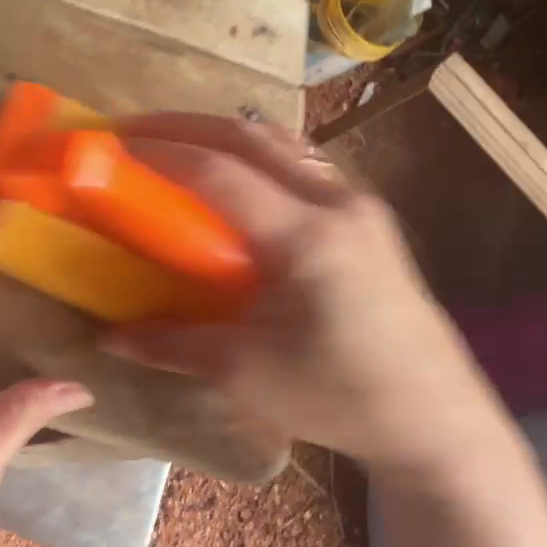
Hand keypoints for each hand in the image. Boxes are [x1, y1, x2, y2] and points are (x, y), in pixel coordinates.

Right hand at [102, 115, 516, 483]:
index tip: (110, 147)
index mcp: (307, 237)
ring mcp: (359, 208)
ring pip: (282, 144)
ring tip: (173, 144)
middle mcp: (338, 205)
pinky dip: (253, 156)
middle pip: (252, 137)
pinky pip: (300, 166)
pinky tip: (230, 180)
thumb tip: (110, 338)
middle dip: (185, 127)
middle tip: (130, 130)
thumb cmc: (340, 396)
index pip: (221, 172)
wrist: (436, 420)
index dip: (160, 153)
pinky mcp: (366, 222)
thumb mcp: (244, 373)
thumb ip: (171, 345)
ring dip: (222, 135)